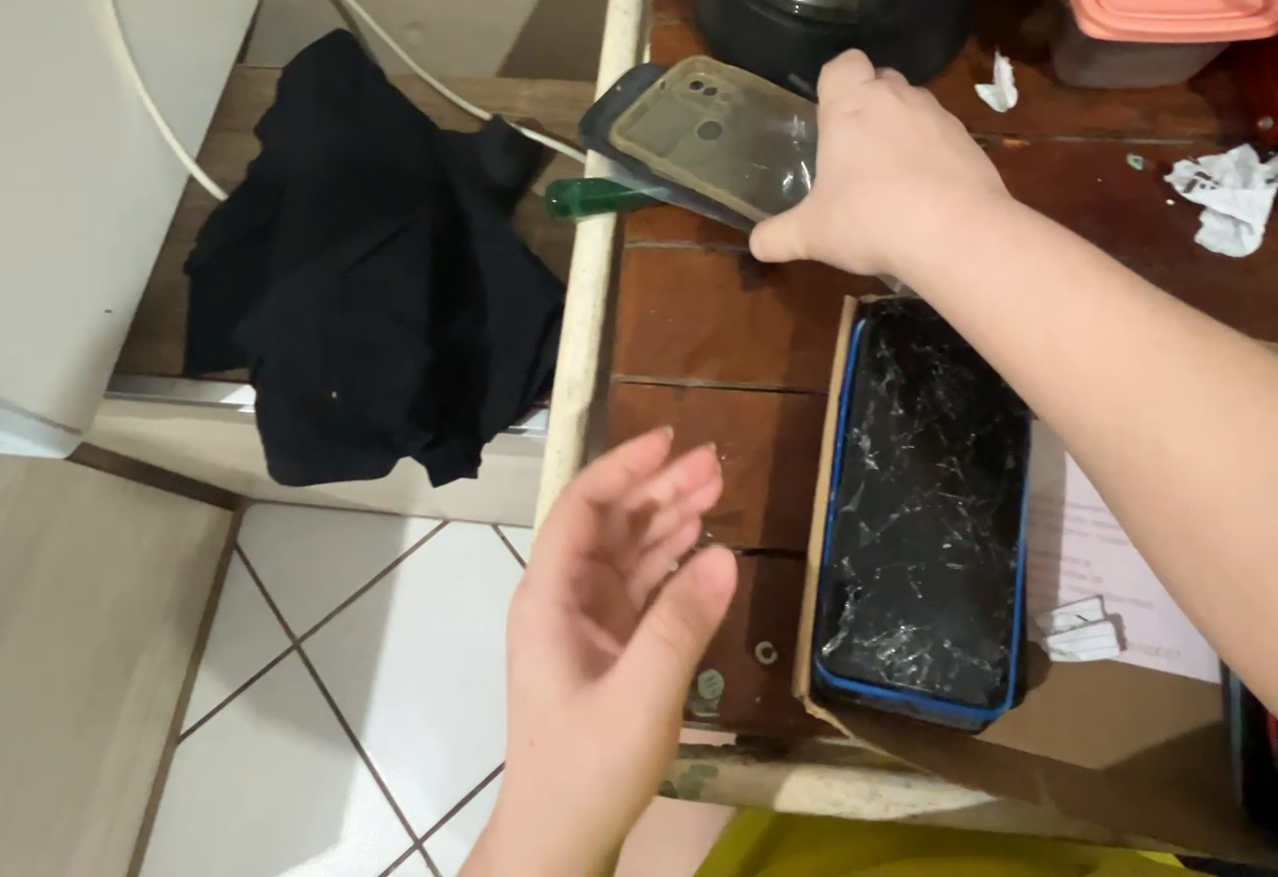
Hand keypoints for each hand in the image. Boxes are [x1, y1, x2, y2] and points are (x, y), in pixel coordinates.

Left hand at [468, 428, 737, 875]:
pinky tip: (702, 542)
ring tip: (717, 488)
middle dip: (660, 488)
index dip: (623, 468)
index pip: (583, 508)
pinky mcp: (610, 641)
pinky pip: (643, 584)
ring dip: (670, 517)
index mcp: (550, 595)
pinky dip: (673, 559)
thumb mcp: (640, 697)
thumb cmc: (586, 767)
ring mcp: (587, 618)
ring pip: (630, 549)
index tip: (669, 440)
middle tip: (716, 463)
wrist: (560, 839)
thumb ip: (681, 624)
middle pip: (612, 522)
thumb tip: (728, 554)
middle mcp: (565, 595)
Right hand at [751, 48, 1009, 275]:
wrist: (956, 233)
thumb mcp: (811, 234)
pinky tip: (922, 195)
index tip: (826, 114)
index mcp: (852, 106)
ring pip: (914, 107)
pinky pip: (942, 138)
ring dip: (900, 129)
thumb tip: (755, 245)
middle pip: (881, 79)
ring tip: (888, 176)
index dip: (834, 82)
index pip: (843, 64)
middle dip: (866, 104)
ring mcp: (939, 118)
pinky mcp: (971, 143)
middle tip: (851, 149)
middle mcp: (897, 99)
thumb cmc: (869, 219)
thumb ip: (777, 237)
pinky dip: (930, 156)